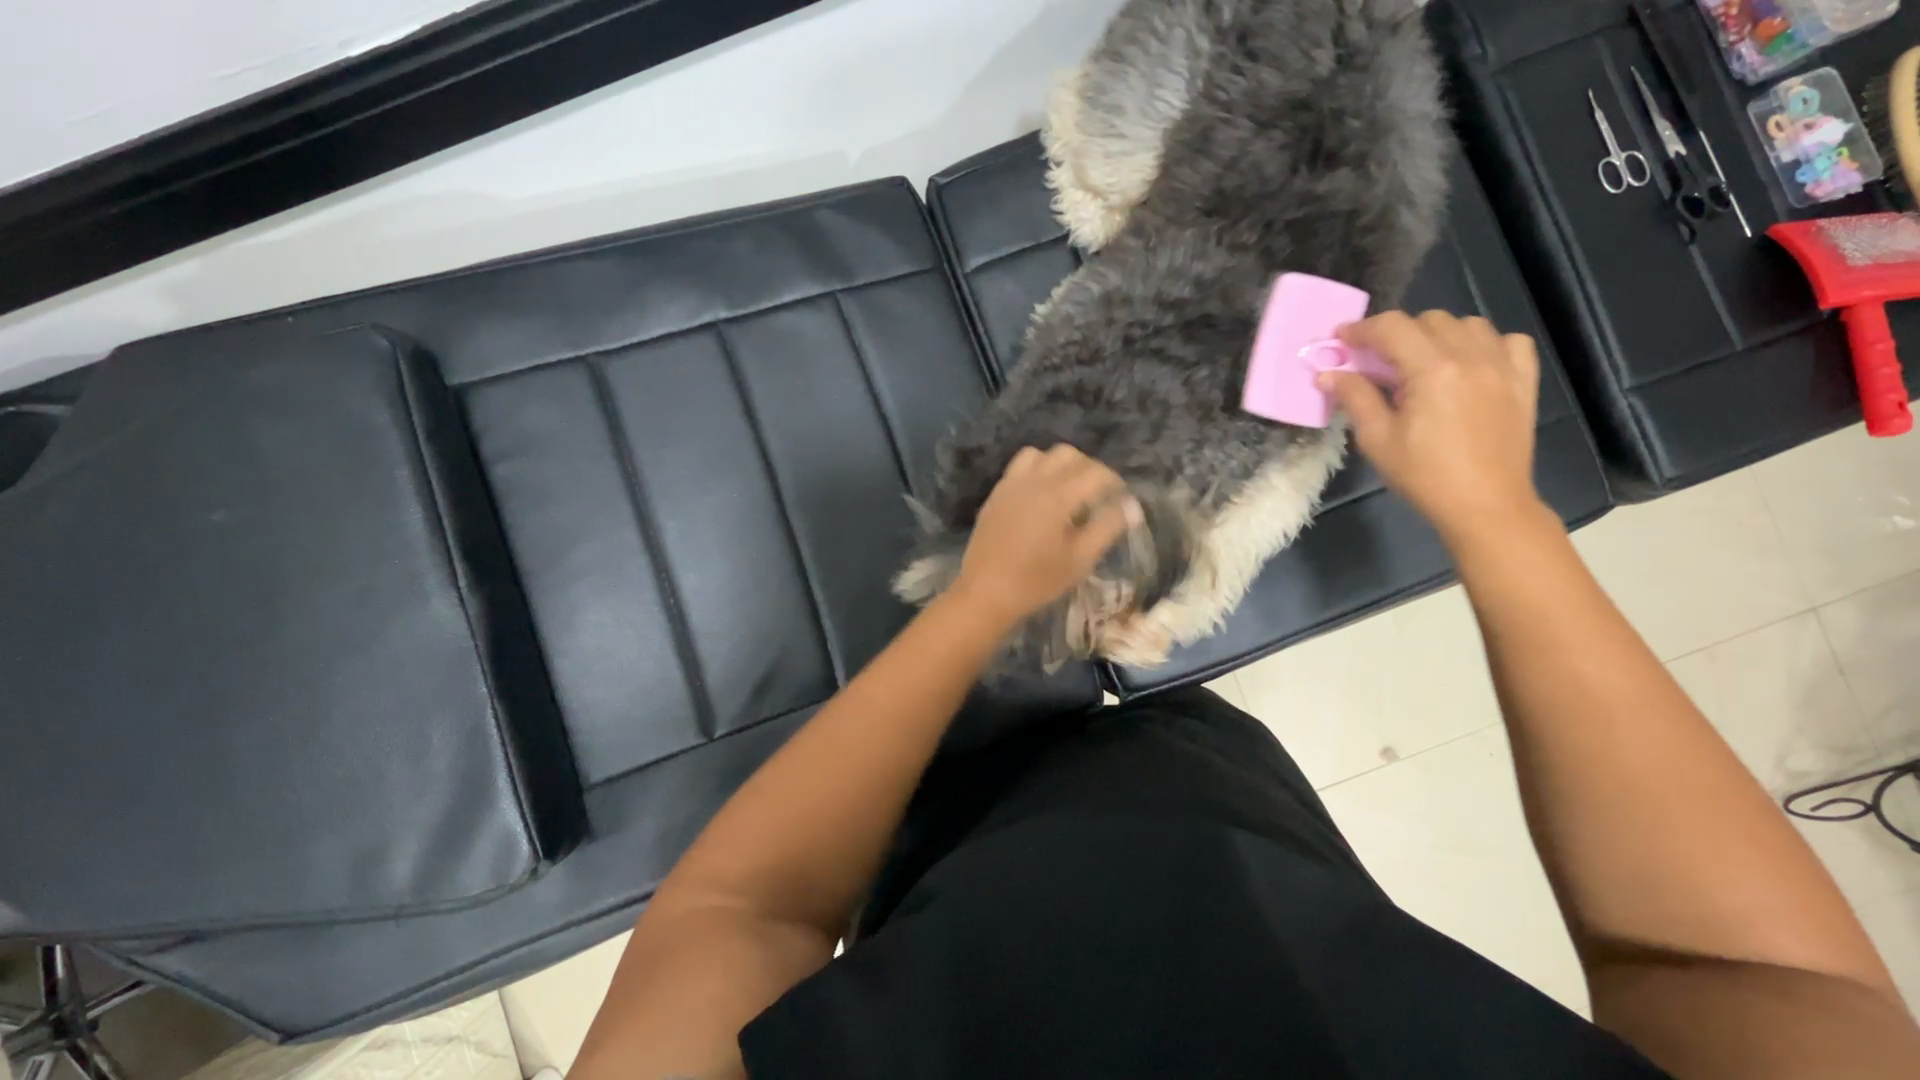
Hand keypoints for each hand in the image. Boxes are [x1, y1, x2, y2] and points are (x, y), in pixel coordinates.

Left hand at [949, 445, 1141, 626]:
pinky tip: (1042, 496)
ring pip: (1042, 454)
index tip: (1121, 498)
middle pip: (1069, 454)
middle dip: (1090, 468)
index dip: (1114, 482)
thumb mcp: (1080, 560)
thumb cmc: (1037, 581)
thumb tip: (1132, 505)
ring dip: (1061, 464)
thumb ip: (1107, 528)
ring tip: (1069, 490)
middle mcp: (1034, 481)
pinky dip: (1037, 470)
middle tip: (1098, 494)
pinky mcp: (996, 493)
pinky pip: (1020, 466)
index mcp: (1058, 496)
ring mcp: (1011, 484)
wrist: (985, 592)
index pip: (1096, 472)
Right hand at [1321, 311, 1547, 542]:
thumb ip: (1354, 398)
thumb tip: (1328, 373)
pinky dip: (1485, 343)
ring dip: (1439, 334)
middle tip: (1379, 362)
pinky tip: (1470, 364)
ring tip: (1424, 362)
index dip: (1361, 329)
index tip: (1342, 340)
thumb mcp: (1378, 440)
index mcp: (1432, 370)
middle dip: (1398, 334)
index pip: (1392, 327)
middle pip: (1428, 320)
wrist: (1486, 505)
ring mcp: (1503, 366)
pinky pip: (1509, 341)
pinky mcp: (1524, 380)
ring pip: (1468, 324)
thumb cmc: (1425, 476)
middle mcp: (1471, 357)